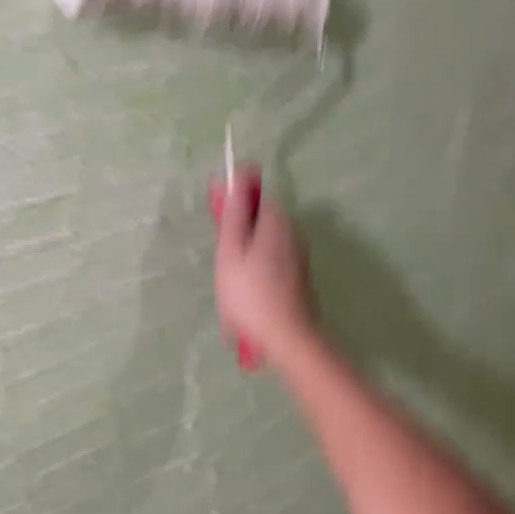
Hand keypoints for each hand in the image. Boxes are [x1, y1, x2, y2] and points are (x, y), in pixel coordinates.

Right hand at [211, 166, 314, 360]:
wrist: (287, 339)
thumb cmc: (250, 294)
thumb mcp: (230, 251)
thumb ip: (233, 213)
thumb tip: (238, 174)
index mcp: (276, 221)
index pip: (254, 196)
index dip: (232, 205)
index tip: (216, 222)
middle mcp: (292, 234)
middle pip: (258, 224)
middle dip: (236, 239)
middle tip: (222, 265)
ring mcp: (298, 258)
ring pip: (261, 249)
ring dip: (242, 264)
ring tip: (230, 291)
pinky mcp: (298, 280)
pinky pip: (269, 269)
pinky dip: (254, 280)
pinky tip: (245, 303)